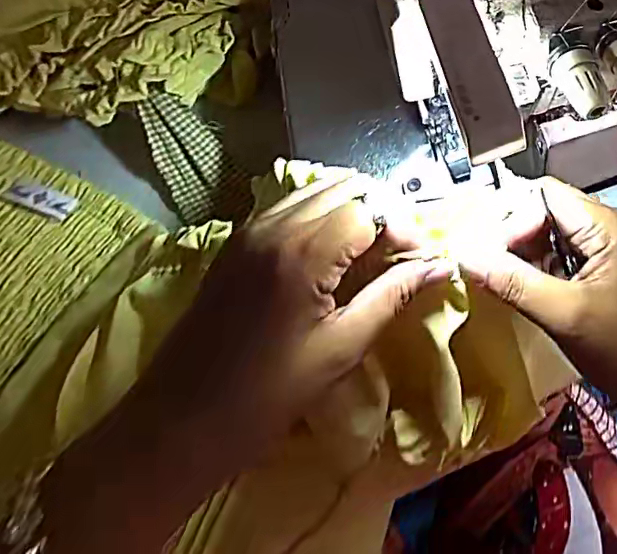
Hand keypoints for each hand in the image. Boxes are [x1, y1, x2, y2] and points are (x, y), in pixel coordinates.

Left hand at [34, 178, 453, 552]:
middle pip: (350, 187)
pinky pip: (294, 203)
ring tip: (372, 248)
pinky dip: (324, 211)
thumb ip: (394, 294)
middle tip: (400, 252)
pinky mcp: (239, 239)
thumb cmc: (266, 396)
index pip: (372, 208)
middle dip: (384, 211)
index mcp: (303, 254)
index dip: (403, 229)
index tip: (419, 261)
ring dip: (355, 207)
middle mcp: (276, 226)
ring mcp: (252, 229)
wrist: (174, 427)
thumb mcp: (342, 347)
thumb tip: (441, 264)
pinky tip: (335, 247)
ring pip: (322, 188)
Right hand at [457, 179, 616, 410]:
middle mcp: (607, 224)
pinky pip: (560, 251)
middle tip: (486, 261)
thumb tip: (468, 258)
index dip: (514, 216)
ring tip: (501, 275)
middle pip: (546, 207)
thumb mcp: (564, 316)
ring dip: (523, 249)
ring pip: (549, 229)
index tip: (490, 250)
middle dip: (513, 231)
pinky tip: (522, 284)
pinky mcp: (599, 265)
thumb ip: (516, 284)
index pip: (547, 194)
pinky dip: (537, 264)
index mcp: (607, 225)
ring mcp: (604, 244)